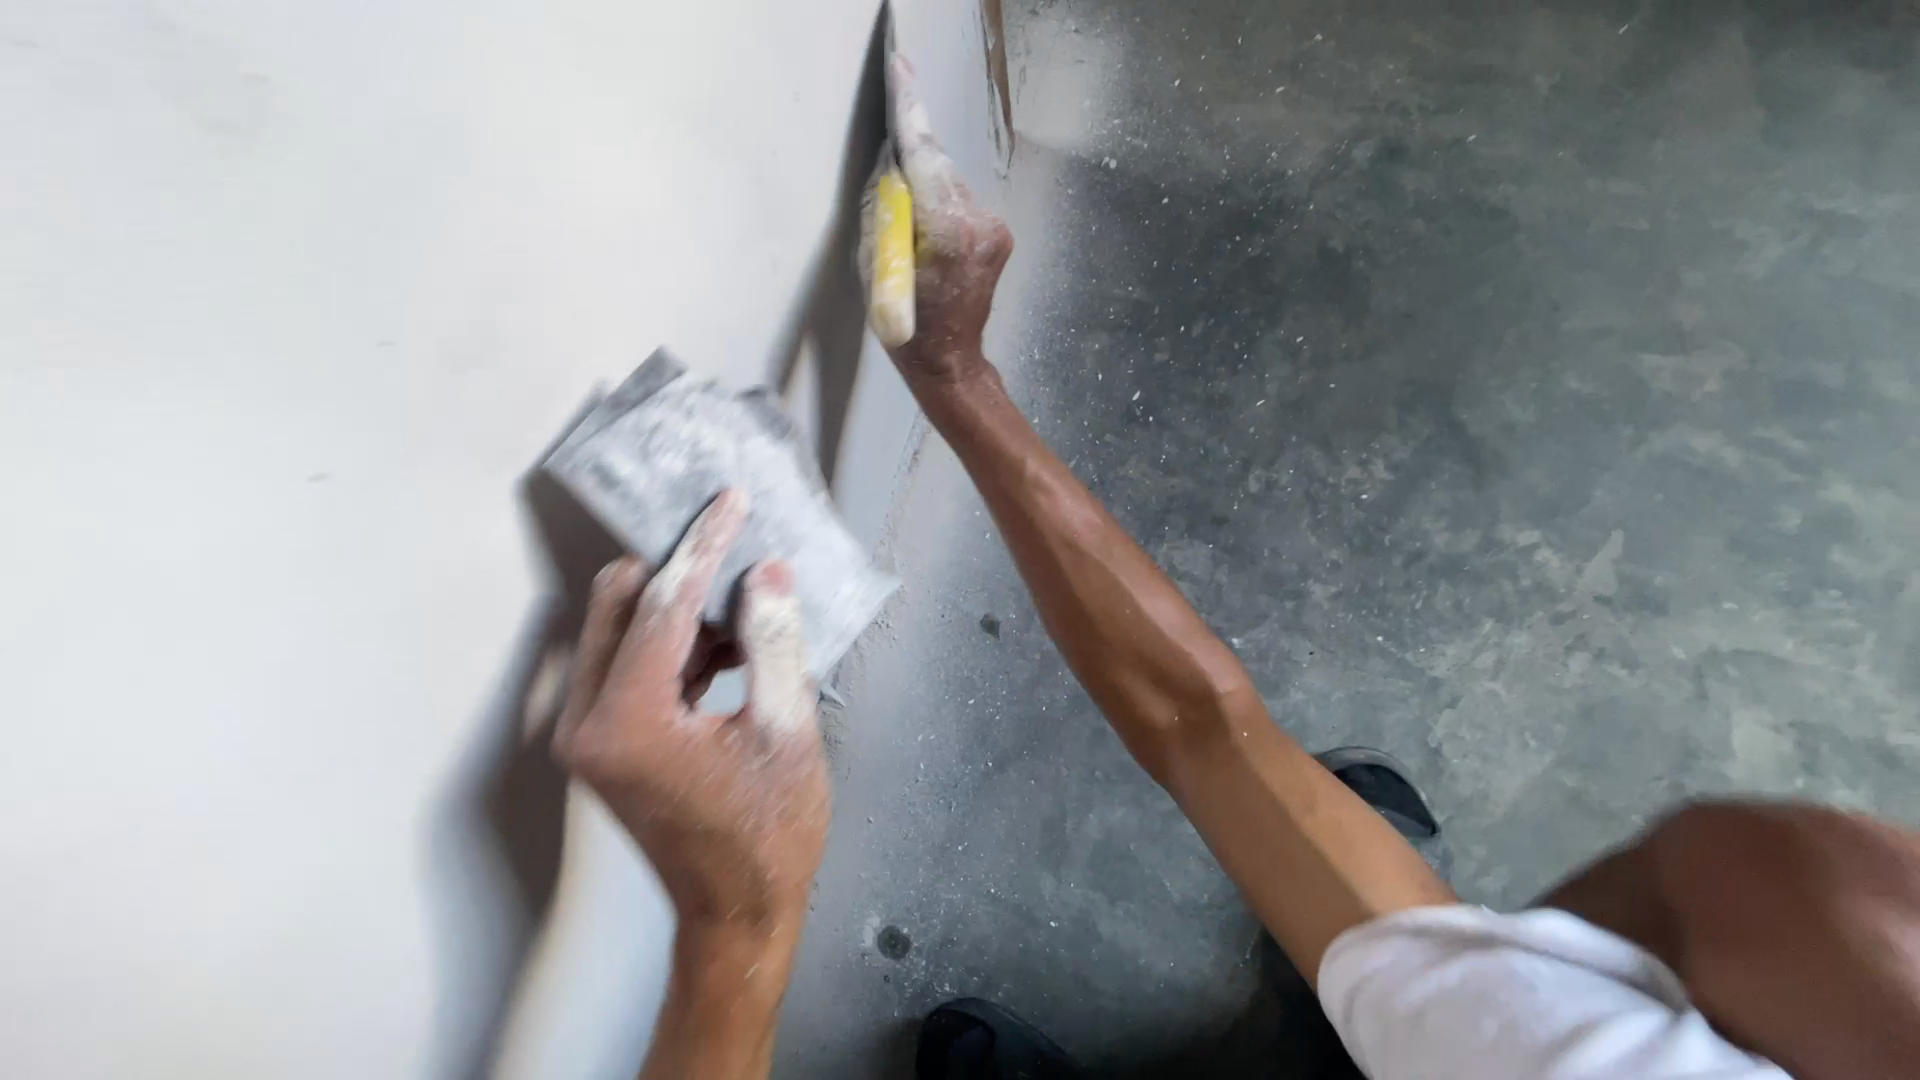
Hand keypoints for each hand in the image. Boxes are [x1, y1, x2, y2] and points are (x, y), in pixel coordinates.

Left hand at [552, 490, 829, 932]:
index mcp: (628, 721)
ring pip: (621, 628)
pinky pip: (630, 661)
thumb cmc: (770, 831)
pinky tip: (730, 648)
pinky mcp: (601, 740)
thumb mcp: (787, 730)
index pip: (662, 605)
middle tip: (738, 551)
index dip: (703, 546)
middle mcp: (585, 721)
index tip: (730, 500)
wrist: (737, 911)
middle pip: (620, 604)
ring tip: (747, 612)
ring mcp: (585, 733)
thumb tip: (766, 572)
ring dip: (681, 607)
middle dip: (679, 569)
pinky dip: (676, 642)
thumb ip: (774, 642)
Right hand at [883, 55, 1014, 386]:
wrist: (950, 361)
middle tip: (890, 180)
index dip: (909, 114)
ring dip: (927, 191)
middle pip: (939, 170)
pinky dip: (941, 208)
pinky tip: (930, 236)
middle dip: (912, 165)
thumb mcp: (877, 269)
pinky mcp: (1000, 235)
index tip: (900, 70)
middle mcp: (981, 222)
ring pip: (951, 186)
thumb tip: (893, 168)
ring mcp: (996, 228)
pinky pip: (961, 205)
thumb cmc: (907, 327)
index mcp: (949, 231)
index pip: (925, 158)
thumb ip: (886, 211)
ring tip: (911, 230)